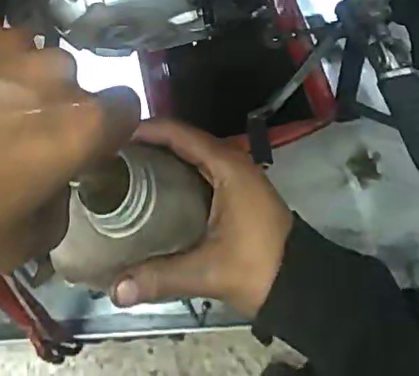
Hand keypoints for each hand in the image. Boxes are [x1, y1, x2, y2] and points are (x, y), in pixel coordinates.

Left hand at [0, 18, 140, 274]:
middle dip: (55, 107)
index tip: (85, 143)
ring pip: (30, 59)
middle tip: (15, 133)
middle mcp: (53, 71)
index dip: (110, 128)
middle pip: (71, 84)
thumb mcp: (13, 248)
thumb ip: (58, 214)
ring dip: (17, 80)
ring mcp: (10, 41)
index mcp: (77, 122)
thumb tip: (55, 187)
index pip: (126, 108)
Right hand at [108, 120, 293, 318]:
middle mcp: (231, 160)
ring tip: (128, 164)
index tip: (116, 132)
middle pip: (184, 138)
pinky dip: (177, 168)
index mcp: (226, 165)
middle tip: (115, 150)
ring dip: (163, 154)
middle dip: (150, 140)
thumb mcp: (208, 271)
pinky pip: (200, 166)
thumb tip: (116, 289)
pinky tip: (155, 186)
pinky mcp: (237, 189)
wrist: (304, 285)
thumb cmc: (258, 267)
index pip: (180, 133)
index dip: (147, 129)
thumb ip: (162, 276)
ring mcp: (236, 174)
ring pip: (193, 152)